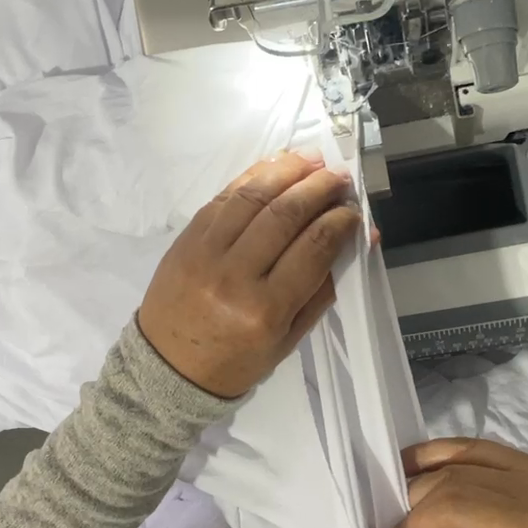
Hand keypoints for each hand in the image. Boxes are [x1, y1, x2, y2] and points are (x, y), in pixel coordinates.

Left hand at [138, 153, 360, 398]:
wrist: (168, 367)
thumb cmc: (236, 360)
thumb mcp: (289, 338)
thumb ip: (324, 286)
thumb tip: (359, 237)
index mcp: (265, 310)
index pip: (312, 247)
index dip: (339, 220)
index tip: (354, 208)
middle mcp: (234, 276)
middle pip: (284, 214)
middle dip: (318, 187)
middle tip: (340, 176)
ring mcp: (205, 252)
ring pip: (252, 196)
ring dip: (287, 170)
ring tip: (312, 159)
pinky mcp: (186, 238)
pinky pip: (223, 197)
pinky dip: (253, 176)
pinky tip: (275, 166)